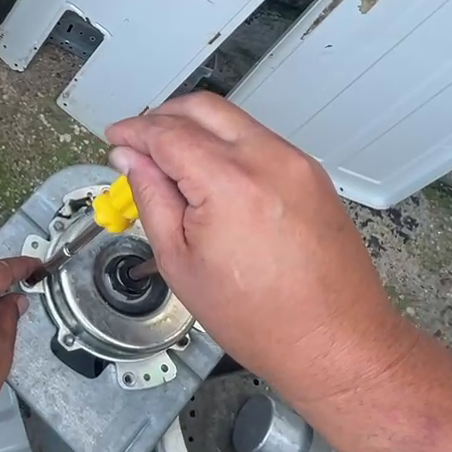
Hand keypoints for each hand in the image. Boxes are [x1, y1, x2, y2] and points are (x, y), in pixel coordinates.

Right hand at [106, 93, 413, 403]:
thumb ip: (150, 197)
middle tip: (136, 141)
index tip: (114, 138)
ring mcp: (295, 162)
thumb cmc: (258, 317)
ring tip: (167, 158)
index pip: (167, 133)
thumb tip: (129, 158)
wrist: (337, 344)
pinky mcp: (310, 173)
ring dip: (192, 125)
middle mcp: (267, 159)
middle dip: (160, 116)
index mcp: (229, 183)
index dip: (133, 131)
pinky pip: (256, 137)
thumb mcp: (179, 261)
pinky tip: (205, 170)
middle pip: (201, 107)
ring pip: (230, 118)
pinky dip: (222, 140)